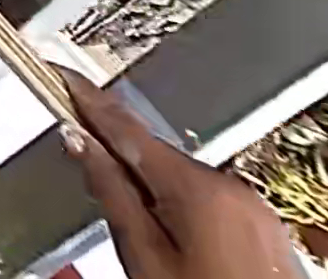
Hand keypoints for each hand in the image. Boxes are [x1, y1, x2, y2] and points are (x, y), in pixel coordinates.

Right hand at [62, 72, 305, 278]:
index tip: (60, 73)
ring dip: (142, 175)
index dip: (87, 98)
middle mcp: (231, 186)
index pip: (125, 127)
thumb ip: (109, 189)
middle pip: (151, 151)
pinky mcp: (267, 230)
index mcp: (198, 187)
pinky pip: (203, 193)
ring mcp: (255, 209)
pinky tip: (160, 218)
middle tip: (74, 147)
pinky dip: (172, 195)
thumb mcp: (144, 254)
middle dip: (112, 147)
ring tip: (119, 200)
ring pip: (176, 173)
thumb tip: (77, 137)